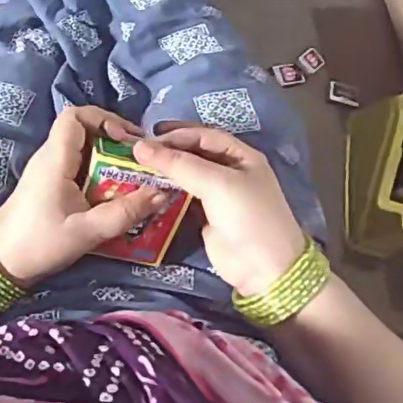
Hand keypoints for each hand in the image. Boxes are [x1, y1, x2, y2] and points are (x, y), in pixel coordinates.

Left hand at [0, 106, 168, 285]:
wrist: (0, 264)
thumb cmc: (40, 243)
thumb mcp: (87, 231)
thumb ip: (125, 213)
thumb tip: (163, 194)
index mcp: (55, 159)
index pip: (75, 115)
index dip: (104, 119)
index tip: (127, 139)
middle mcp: (50, 158)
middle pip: (84, 130)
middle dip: (115, 139)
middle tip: (141, 159)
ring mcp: (48, 171)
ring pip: (83, 149)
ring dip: (109, 157)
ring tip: (135, 175)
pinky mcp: (49, 186)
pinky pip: (78, 167)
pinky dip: (99, 172)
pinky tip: (115, 192)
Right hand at [130, 124, 305, 296]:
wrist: (263, 269)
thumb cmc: (247, 218)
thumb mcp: (217, 184)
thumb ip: (180, 164)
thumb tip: (140, 146)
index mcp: (241, 156)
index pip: (205, 136)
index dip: (177, 133)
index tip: (148, 136)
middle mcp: (231, 171)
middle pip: (195, 153)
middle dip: (169, 149)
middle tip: (138, 150)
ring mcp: (219, 195)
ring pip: (188, 174)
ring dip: (166, 170)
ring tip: (138, 166)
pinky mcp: (207, 216)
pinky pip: (184, 195)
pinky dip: (167, 190)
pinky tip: (149, 187)